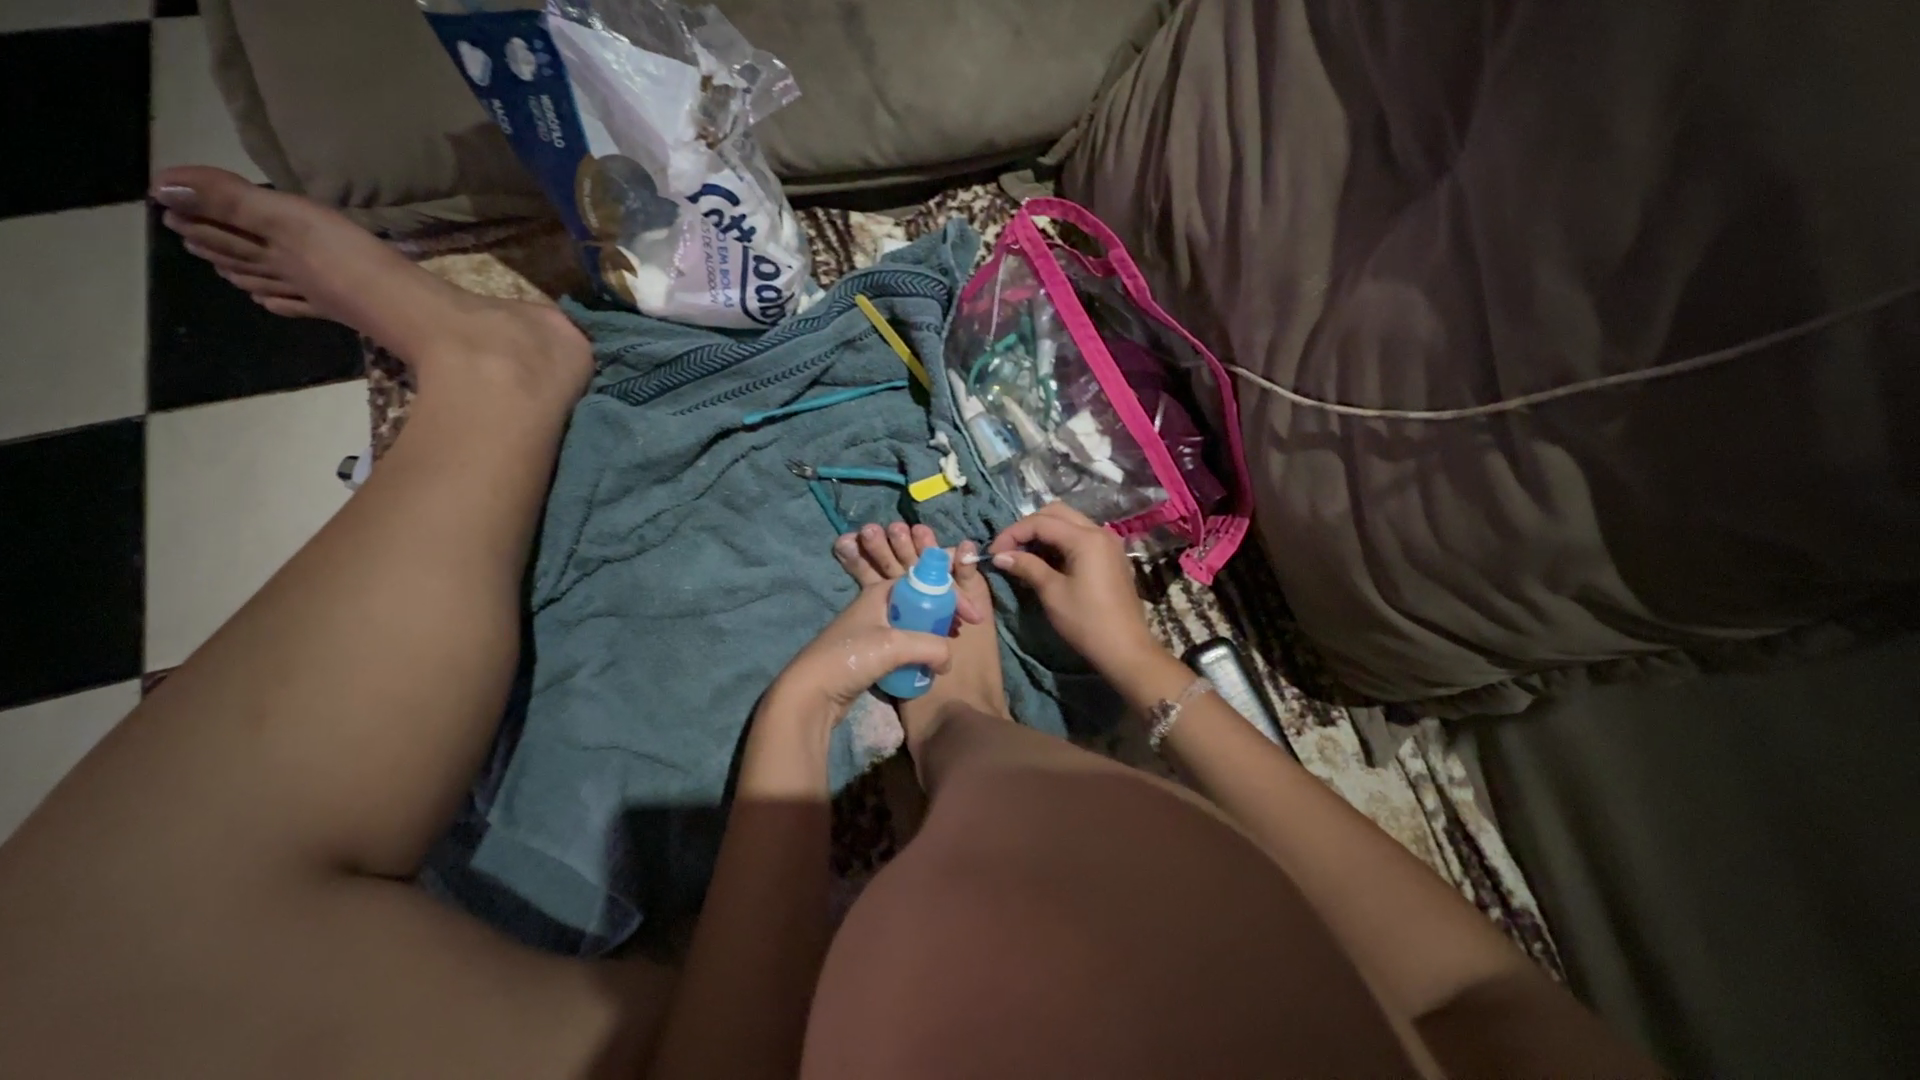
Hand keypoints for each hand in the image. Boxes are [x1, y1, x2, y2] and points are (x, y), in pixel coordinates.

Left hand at [762, 577, 953, 731]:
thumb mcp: (896, 645)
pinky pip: (902, 648)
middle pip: (920, 604)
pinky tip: (927, 668)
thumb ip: (931, 647)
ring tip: (947, 653)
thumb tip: (948, 660)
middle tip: (962, 633)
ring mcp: (871, 632)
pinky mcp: (869, 656)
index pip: (926, 584)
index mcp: (881, 591)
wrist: (810, 693)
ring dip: (932, 638)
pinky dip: (918, 654)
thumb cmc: (850, 658)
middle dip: (944, 616)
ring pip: (912, 628)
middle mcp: (876, 606)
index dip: (953, 597)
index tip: (974, 619)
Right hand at [988, 502, 1158, 671]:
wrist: (1125, 649)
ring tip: (1024, 555)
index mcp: (1086, 538)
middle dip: (1029, 527)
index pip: (1041, 522)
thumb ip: (1027, 567)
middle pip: (1056, 513)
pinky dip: (1060, 541)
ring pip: (1069, 522)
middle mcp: (1100, 532)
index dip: (1013, 534)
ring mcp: (1109, 543)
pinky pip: (1081, 536)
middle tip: (1009, 549)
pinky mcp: (1111, 556)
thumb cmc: (1086, 621)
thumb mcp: (1052, 593)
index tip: (994, 553)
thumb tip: (1000, 556)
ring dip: (1044, 533)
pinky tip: (1046, 561)